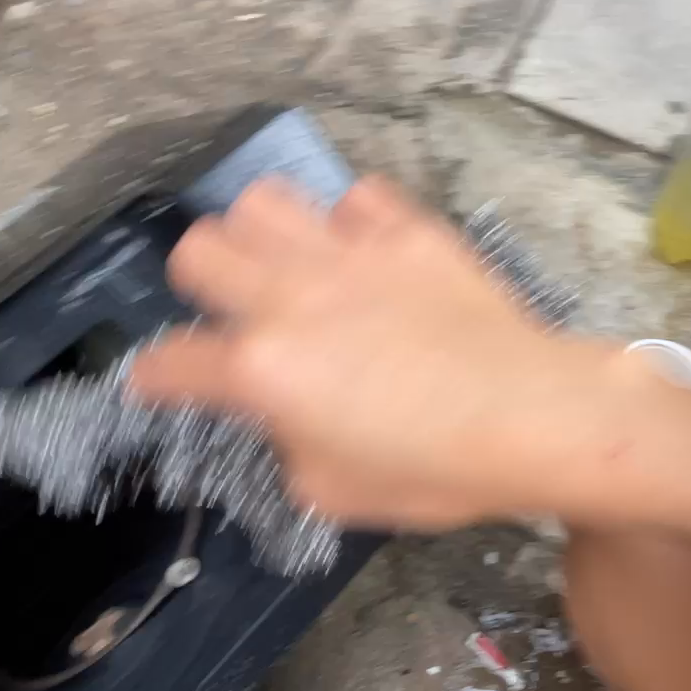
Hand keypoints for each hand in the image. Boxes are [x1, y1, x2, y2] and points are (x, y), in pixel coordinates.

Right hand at [130, 178, 646, 527]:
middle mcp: (294, 296)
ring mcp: (354, 253)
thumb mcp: (337, 492)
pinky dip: (350, 224)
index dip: (155, 377)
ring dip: (262, 237)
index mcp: (265, 369)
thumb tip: (287, 416)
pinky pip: (357, 198)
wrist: (535, 416)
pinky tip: (369, 257)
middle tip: (234, 317)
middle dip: (200, 287)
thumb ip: (288, 446)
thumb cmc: (439, 469)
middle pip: (199, 250)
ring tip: (294, 272)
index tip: (160, 382)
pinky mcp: (411, 232)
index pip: (173, 362)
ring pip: (264, 201)